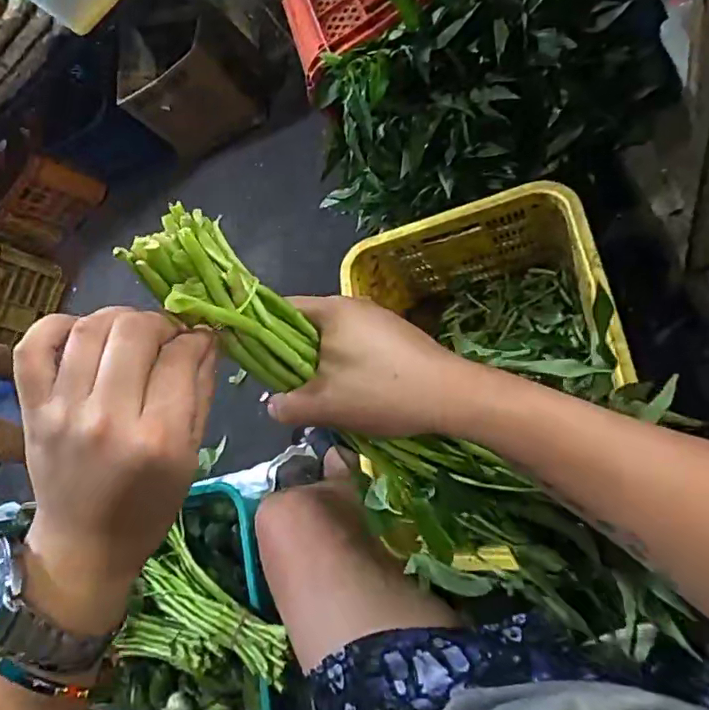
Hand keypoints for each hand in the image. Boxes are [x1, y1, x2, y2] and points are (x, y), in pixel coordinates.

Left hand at [13, 308, 215, 633]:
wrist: (84, 545)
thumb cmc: (147, 508)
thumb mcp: (191, 457)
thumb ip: (201, 391)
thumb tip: (206, 338)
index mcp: (158, 438)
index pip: (180, 356)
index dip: (196, 338)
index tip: (198, 340)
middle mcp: (108, 418)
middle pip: (135, 331)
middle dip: (160, 322)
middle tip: (166, 336)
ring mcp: (63, 411)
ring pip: (90, 328)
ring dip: (118, 317)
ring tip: (129, 333)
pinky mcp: (31, 409)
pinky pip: (33, 345)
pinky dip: (57, 326)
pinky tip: (80, 333)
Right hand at [266, 296, 485, 437]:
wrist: (454, 396)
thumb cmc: (382, 392)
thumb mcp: (326, 405)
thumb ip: (289, 405)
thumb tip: (270, 405)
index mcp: (331, 309)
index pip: (280, 309)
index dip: (261, 331)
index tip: (254, 359)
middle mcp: (353, 304)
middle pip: (307, 324)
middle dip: (293, 353)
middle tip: (287, 385)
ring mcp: (378, 317)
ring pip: (333, 336)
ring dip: (321, 362)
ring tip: (320, 392)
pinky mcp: (396, 333)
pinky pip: (356, 343)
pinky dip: (345, 362)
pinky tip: (353, 389)